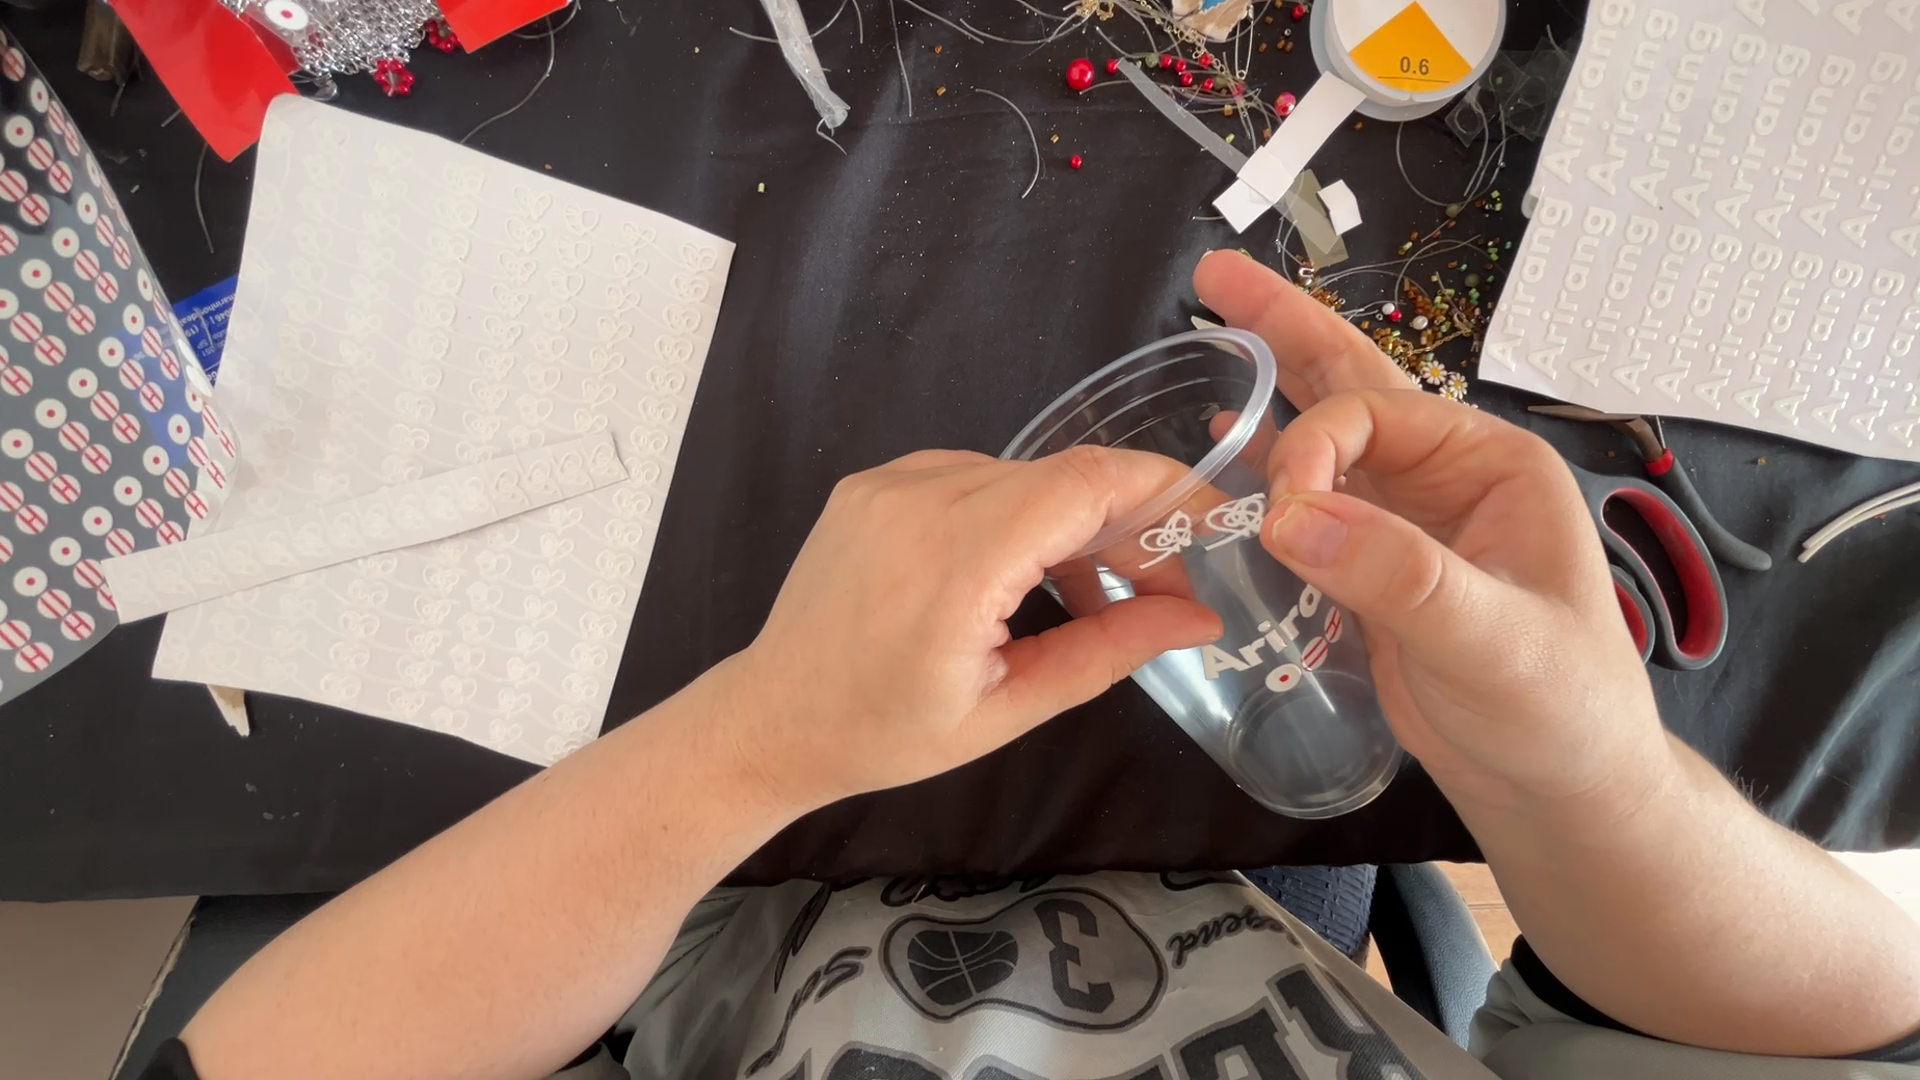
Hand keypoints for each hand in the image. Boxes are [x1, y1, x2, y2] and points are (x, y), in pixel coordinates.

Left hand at [722, 448, 1222, 810]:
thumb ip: (1107, 650)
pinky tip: (1014, 569)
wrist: (774, 717)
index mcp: (956, 563)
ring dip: (1070, 521)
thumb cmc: (888, 733)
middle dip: (1128, 519)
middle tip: (1158, 582)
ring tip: (1084, 590)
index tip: (1211, 523)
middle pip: (1061, 474)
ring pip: (1021, 474)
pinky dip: (1015, 512)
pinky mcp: (873, 481)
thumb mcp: (1009, 707)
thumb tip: (1198, 616)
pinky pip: (973, 477)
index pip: (1085, 482)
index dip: (1163, 489)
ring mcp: (889, 481)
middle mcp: (919, 498)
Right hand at [1194, 251, 1669, 809]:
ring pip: (1320, 428)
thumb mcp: (1491, 641)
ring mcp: (1394, 510)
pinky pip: (1302, 492)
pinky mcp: (1360, 552)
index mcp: (1485, 463)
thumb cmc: (1550, 706)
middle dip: (1284, 325)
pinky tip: (1222, 444)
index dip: (1310, 446)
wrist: (1544, 776)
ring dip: (1267, 381)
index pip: (1374, 414)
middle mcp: (1437, 470)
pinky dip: (1260, 461)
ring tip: (1213, 333)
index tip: (1275, 515)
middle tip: (1216, 279)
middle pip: (1352, 379)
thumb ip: (1396, 573)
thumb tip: (1284, 513)